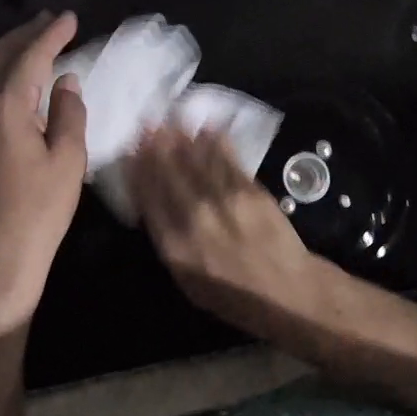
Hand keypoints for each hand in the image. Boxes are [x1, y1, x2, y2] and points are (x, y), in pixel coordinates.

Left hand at [0, 11, 85, 335]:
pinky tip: (4, 83)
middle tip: (50, 23)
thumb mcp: (68, 163)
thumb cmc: (39, 213)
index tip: (71, 19)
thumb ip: (68, 115)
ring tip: (29, 44)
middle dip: (25, 36)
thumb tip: (65, 82)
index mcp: (5, 107)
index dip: (52, 35)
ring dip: (5, 54)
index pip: (30, 57)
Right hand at [124, 127, 328, 333]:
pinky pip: (228, 160)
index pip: (148, 197)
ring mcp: (224, 200)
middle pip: (169, 173)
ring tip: (170, 119)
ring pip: (196, 161)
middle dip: (156, 146)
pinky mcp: (251, 190)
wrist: (286, 290)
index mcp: (174, 244)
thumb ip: (170, 245)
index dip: (137, 171)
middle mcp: (195, 217)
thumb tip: (155, 211)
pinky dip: (216, 142)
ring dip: (182, 137)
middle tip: (148, 124)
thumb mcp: (189, 282)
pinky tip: (206, 128)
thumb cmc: (234, 296)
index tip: (131, 151)